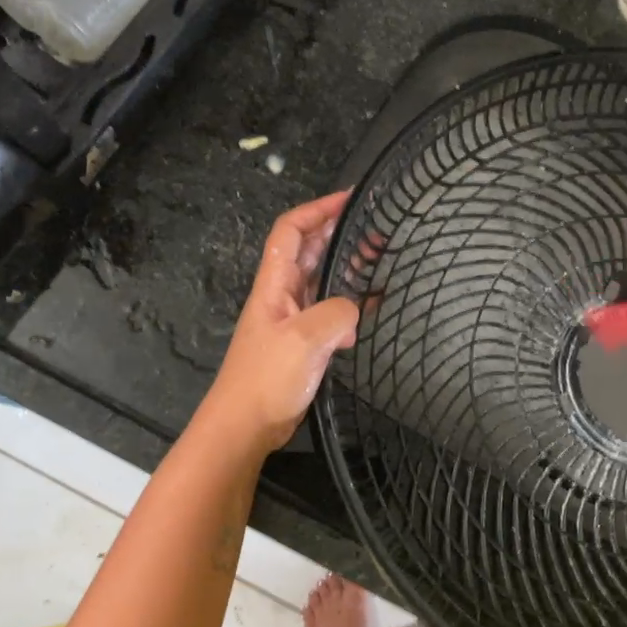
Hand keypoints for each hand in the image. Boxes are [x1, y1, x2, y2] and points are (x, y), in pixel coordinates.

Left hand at [206, 193, 359, 449]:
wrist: (245, 426)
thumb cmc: (267, 378)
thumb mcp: (305, 339)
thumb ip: (337, 314)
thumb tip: (356, 310)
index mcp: (275, 284)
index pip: (291, 231)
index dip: (318, 209)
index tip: (351, 199)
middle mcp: (283, 295)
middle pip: (309, 250)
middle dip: (340, 233)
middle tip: (378, 229)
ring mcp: (293, 319)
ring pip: (322, 279)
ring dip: (349, 265)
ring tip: (381, 259)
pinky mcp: (304, 343)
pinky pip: (331, 311)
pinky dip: (353, 302)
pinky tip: (375, 306)